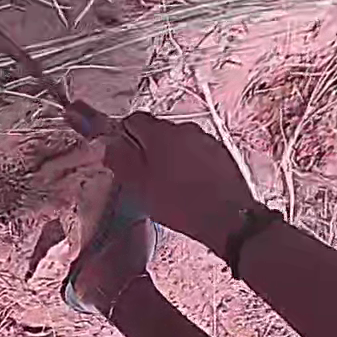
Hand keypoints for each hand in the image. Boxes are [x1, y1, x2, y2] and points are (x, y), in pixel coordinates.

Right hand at [103, 112, 255, 256]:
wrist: (227, 217)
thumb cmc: (180, 203)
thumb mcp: (139, 186)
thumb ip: (120, 161)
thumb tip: (109, 146)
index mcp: (160, 133)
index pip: (134, 119)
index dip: (124, 135)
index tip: (122, 152)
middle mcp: (185, 129)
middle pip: (157, 129)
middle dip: (147, 147)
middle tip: (142, 174)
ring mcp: (206, 139)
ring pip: (178, 141)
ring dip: (169, 156)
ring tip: (167, 183)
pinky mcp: (221, 153)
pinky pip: (196, 151)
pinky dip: (189, 163)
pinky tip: (187, 185)